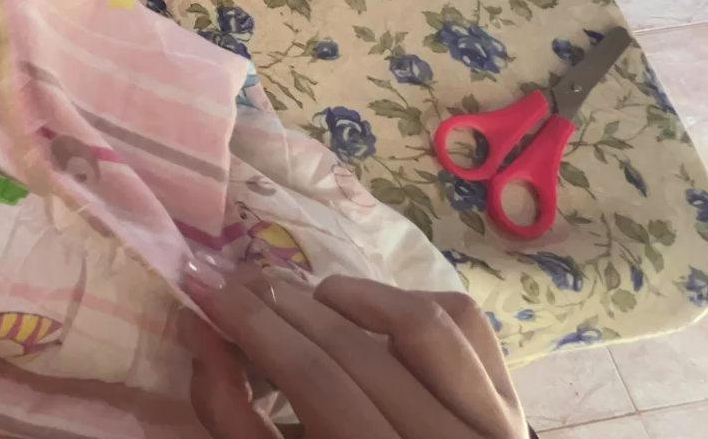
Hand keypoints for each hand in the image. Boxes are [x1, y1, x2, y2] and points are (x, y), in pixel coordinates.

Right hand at [184, 269, 525, 438]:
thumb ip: (230, 412)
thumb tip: (197, 326)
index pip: (314, 379)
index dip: (250, 324)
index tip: (201, 285)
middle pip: (352, 347)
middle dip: (276, 301)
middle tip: (230, 283)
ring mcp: (496, 425)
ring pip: (418, 322)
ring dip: (343, 296)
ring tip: (302, 304)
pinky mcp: (510, 399)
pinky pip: (464, 323)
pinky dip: (404, 301)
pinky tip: (364, 315)